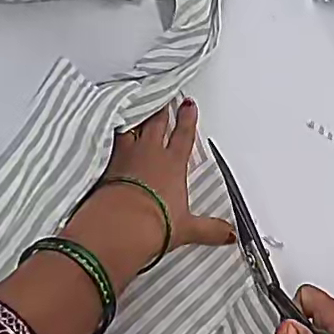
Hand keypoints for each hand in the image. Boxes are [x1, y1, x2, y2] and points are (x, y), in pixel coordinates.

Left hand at [65, 100, 233, 282]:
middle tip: (162, 98)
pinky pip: (110, 141)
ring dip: (135, 117)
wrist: (121, 226)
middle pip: (157, 124)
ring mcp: (125, 156)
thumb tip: (228, 235)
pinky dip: (110, 134)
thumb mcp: (187, 228)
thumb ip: (209, 229)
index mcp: (172, 164)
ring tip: (134, 105)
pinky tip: (106, 130)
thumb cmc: (153, 223)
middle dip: (161, 110)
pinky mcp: (105, 164)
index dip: (187, 119)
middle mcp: (149, 154)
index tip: (188, 105)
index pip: (183, 135)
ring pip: (132, 127)